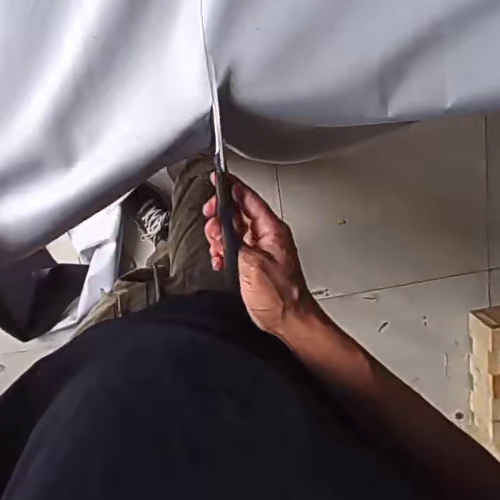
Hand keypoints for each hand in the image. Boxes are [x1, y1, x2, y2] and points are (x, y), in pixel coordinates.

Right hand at [202, 175, 323, 336]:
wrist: (288, 321)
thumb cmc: (280, 298)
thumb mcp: (251, 263)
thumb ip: (236, 239)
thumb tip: (224, 224)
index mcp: (272, 230)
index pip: (248, 198)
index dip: (231, 186)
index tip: (218, 178)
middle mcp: (268, 237)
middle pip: (239, 213)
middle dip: (220, 216)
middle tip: (210, 222)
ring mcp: (262, 250)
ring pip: (234, 230)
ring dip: (220, 237)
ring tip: (217, 248)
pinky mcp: (256, 263)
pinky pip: (236, 247)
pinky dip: (224, 250)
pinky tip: (221, 259)